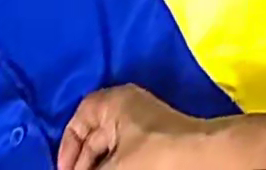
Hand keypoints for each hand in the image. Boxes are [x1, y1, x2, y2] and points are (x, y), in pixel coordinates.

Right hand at [58, 85, 205, 169]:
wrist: (196, 156)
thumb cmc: (151, 156)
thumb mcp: (111, 168)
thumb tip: (78, 168)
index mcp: (117, 101)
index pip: (82, 114)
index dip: (68, 143)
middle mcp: (129, 105)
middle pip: (93, 134)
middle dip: (81, 162)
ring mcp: (142, 121)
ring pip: (107, 146)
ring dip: (97, 164)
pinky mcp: (153, 137)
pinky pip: (122, 151)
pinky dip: (113, 163)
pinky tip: (113, 169)